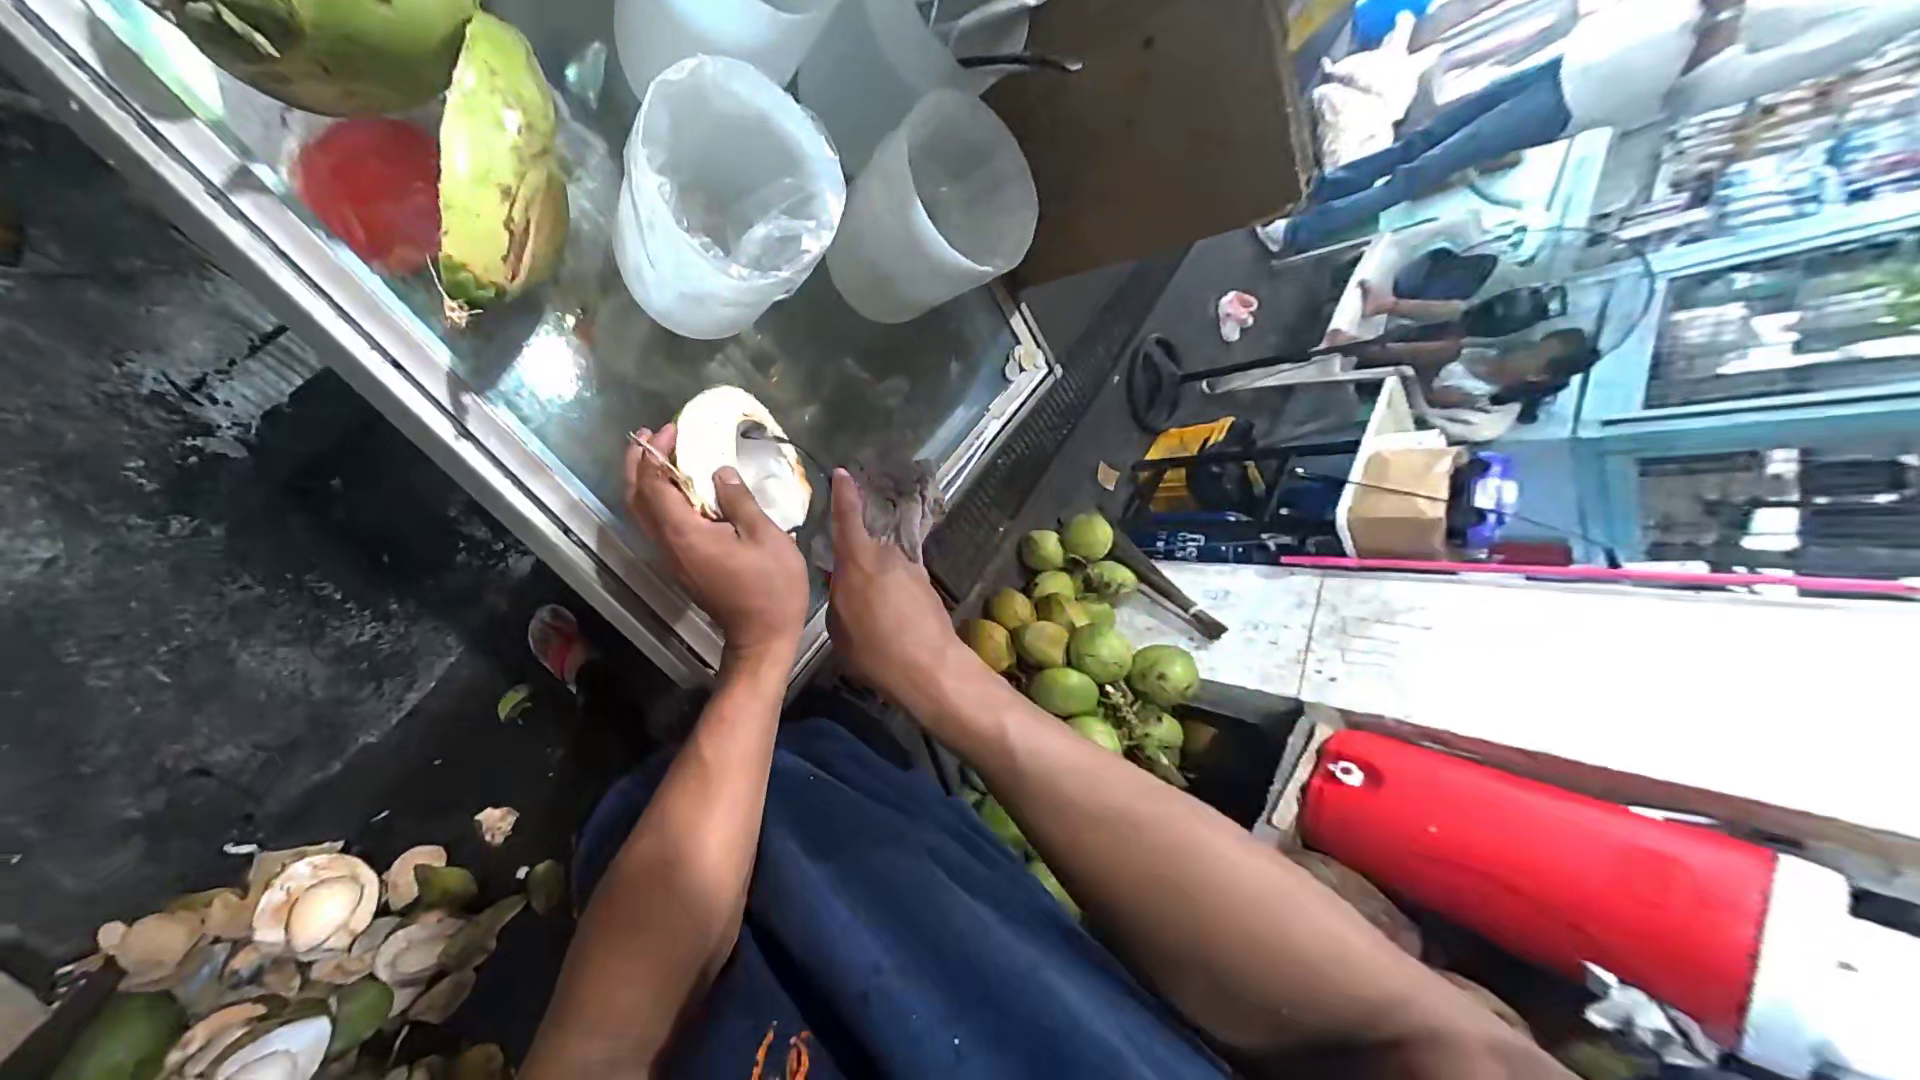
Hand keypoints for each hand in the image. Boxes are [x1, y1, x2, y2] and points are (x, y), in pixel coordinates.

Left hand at [625, 425, 808, 664]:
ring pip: (643, 512)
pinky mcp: (683, 565)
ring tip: (662, 455)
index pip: (655, 484)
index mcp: (685, 533)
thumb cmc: (771, 587)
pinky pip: (660, 524)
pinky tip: (683, 490)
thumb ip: (739, 500)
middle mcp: (668, 544)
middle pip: (636, 497)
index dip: (658, 453)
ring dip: (647, 480)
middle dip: (637, 462)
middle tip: (649, 435)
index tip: (673, 429)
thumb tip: (720, 472)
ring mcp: (673, 558)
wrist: (762, 636)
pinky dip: (661, 499)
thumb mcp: (766, 537)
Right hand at [825, 469, 972, 705]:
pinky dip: (896, 598)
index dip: (844, 495)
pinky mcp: (928, 586)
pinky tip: (896, 625)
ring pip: (886, 570)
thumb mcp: (838, 627)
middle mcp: (887, 555)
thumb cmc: (873, 649)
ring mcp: (912, 569)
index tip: (843, 473)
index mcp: (858, 561)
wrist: (928, 666)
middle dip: (859, 569)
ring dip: (879, 587)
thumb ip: (838, 597)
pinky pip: (903, 584)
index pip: (847, 518)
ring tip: (877, 622)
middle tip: (853, 603)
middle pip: (866, 551)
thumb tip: (844, 585)